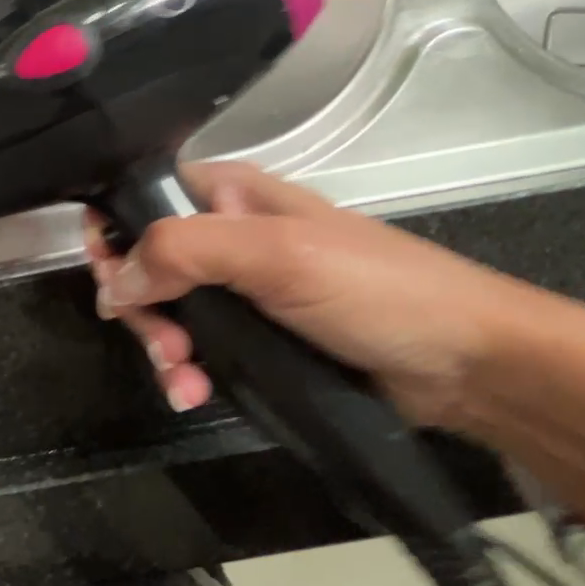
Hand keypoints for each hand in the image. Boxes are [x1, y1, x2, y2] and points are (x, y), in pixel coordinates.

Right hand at [84, 161, 534, 426]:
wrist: (473, 367)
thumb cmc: (377, 292)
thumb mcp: (276, 255)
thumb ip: (182, 252)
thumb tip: (111, 283)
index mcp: (226, 193)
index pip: (137, 196)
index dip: (111, 233)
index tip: (111, 280)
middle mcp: (223, 233)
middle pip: (141, 262)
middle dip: (141, 307)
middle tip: (165, 344)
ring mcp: (238, 286)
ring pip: (162, 309)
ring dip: (162, 347)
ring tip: (183, 380)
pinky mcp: (252, 333)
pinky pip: (193, 346)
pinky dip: (185, 370)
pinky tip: (194, 392)